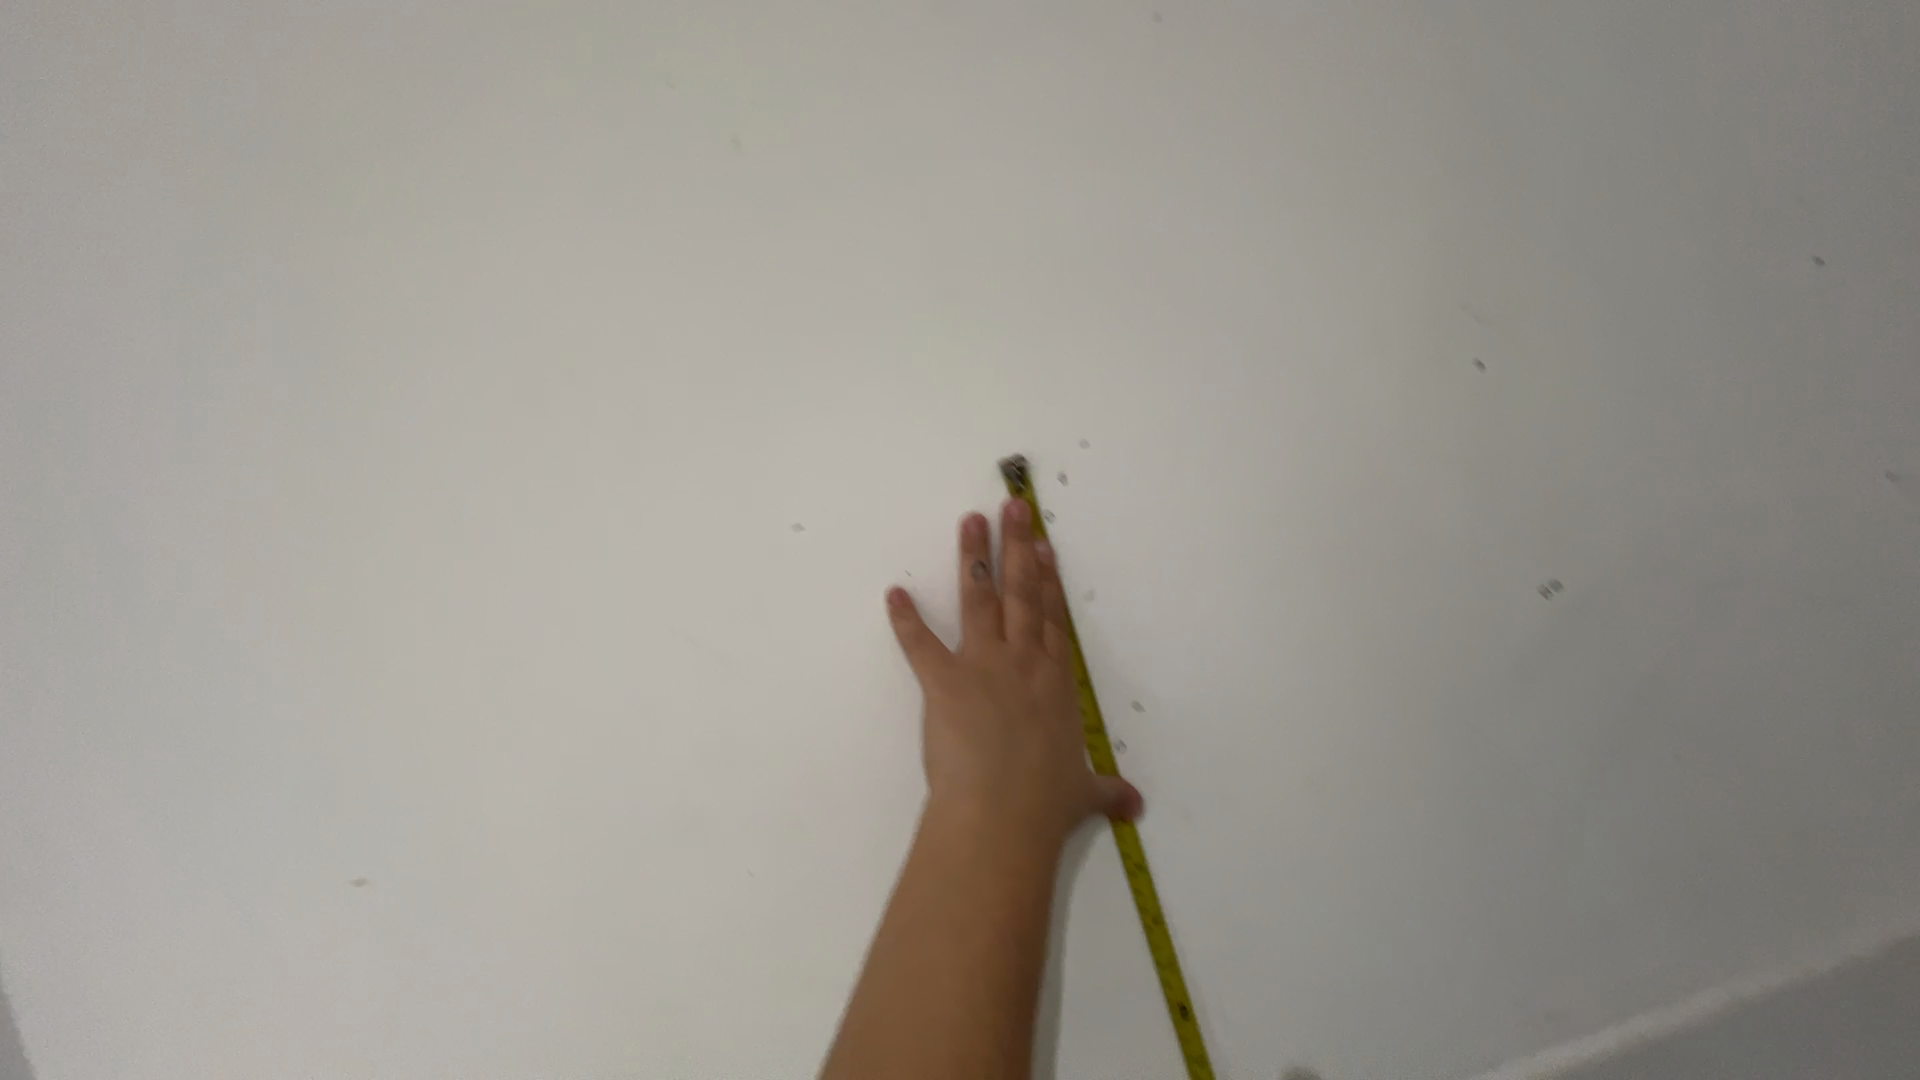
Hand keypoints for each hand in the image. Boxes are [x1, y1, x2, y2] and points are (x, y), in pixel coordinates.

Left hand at [885, 498, 1142, 846]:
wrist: (1004, 813)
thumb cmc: (1046, 801)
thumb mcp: (1082, 794)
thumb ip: (1105, 791)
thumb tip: (1134, 805)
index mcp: (1055, 681)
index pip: (1052, 618)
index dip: (1048, 579)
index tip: (1043, 545)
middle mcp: (1023, 661)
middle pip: (1023, 592)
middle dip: (1017, 546)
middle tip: (1012, 506)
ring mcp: (983, 665)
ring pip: (981, 600)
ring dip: (973, 557)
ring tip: (970, 520)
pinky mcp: (944, 681)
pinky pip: (920, 644)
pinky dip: (905, 620)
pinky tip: (894, 594)